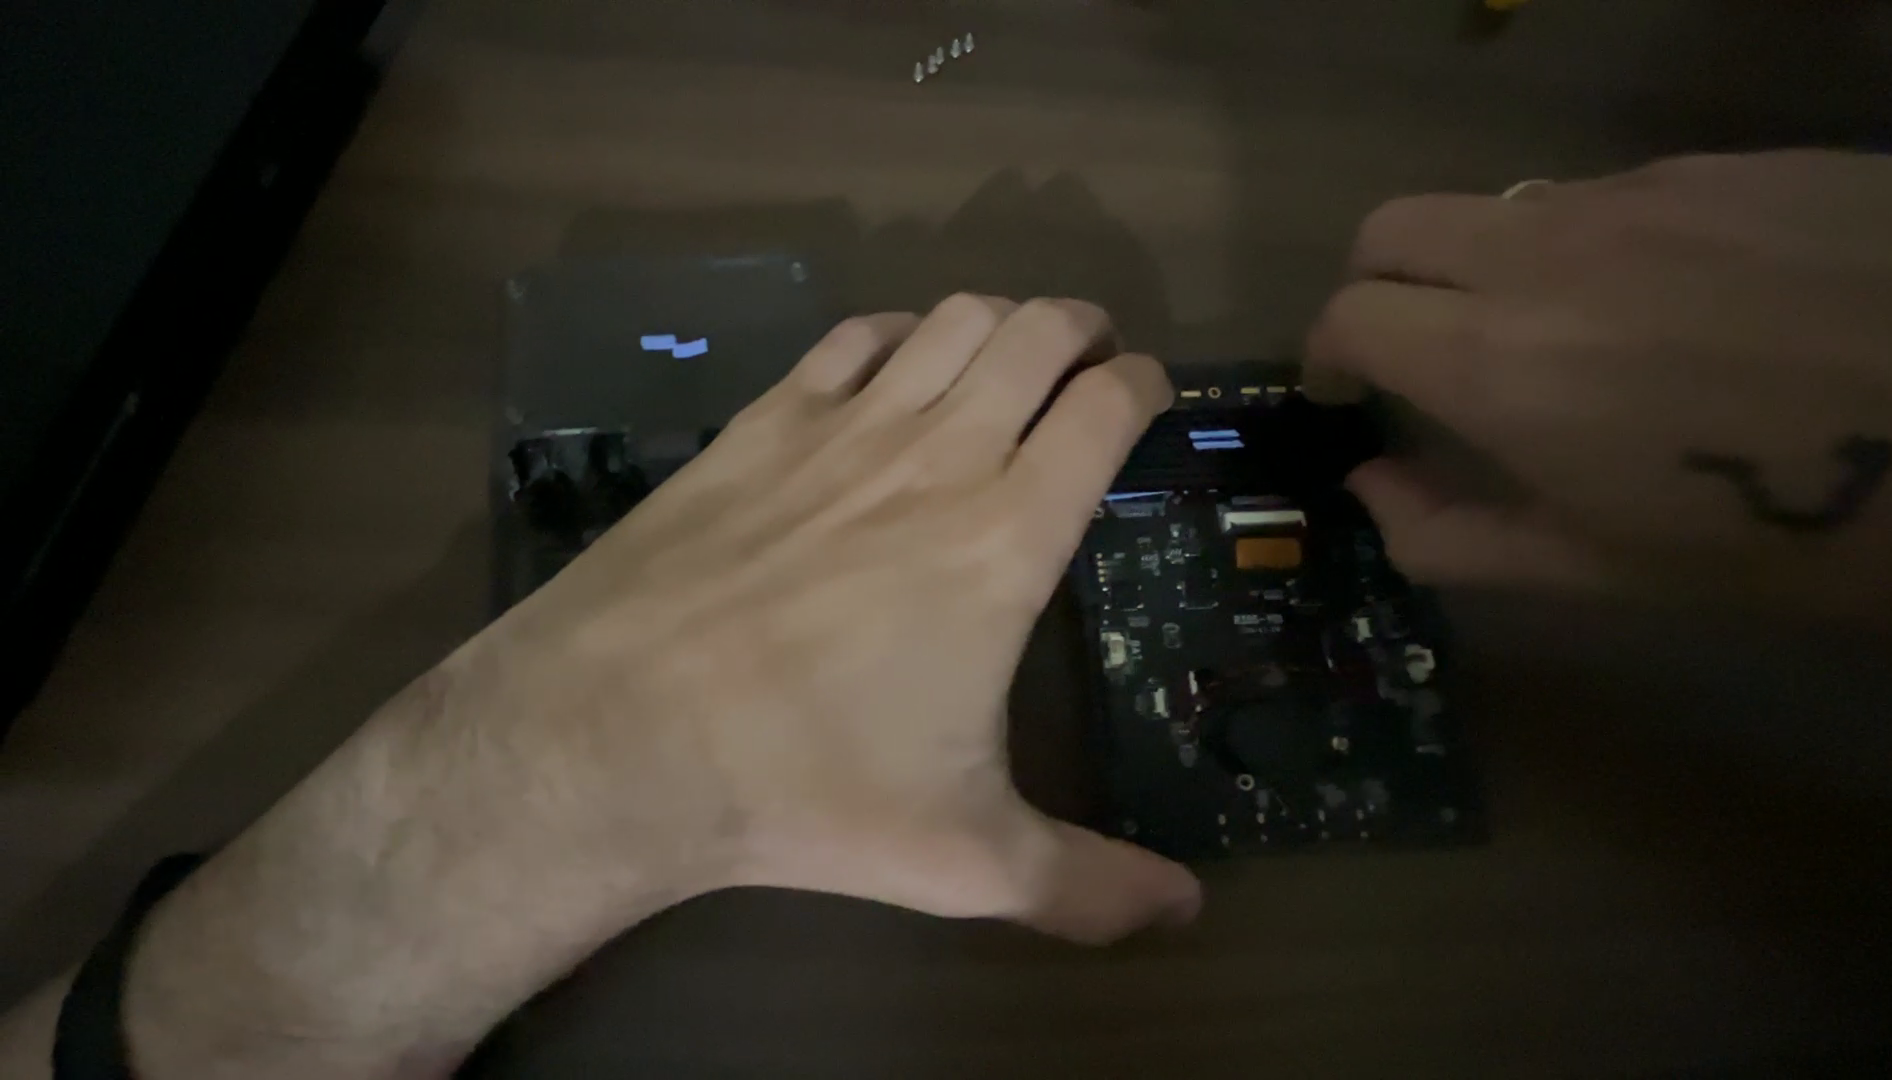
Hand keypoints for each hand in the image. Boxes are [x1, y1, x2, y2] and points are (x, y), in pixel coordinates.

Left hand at [485, 294, 1200, 941]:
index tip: (1150, 390)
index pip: (1104, 409)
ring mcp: (842, 428)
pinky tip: (899, 359)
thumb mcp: (966, 857)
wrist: (616, 738)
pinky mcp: (761, 424)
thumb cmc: (806, 786)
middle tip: (1091, 353)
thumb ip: (1086, 883)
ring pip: (951, 320)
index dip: (1143, 383)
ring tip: (1014, 347)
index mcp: (1005, 536)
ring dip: (1001, 319)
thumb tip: (1187, 913)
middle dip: (1080, 327)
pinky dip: (897, 332)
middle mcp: (937, 457)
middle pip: (1035, 336)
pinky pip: (851, 340)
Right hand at [1305, 150, 1891, 617]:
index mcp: (1498, 363)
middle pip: (1387, 229)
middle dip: (1367, 288)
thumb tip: (1371, 482)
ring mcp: (1643, 196)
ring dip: (1469, 268)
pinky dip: (1572, 247)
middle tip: (1403, 347)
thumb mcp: (1583, 569)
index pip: (1345, 315)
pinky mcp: (1733, 165)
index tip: (1340, 393)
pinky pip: (1595, 196)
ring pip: (1489, 208)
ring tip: (1537, 330)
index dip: (1322, 356)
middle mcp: (1546, 257)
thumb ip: (1437, 533)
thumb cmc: (1781, 532)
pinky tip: (1650, 300)